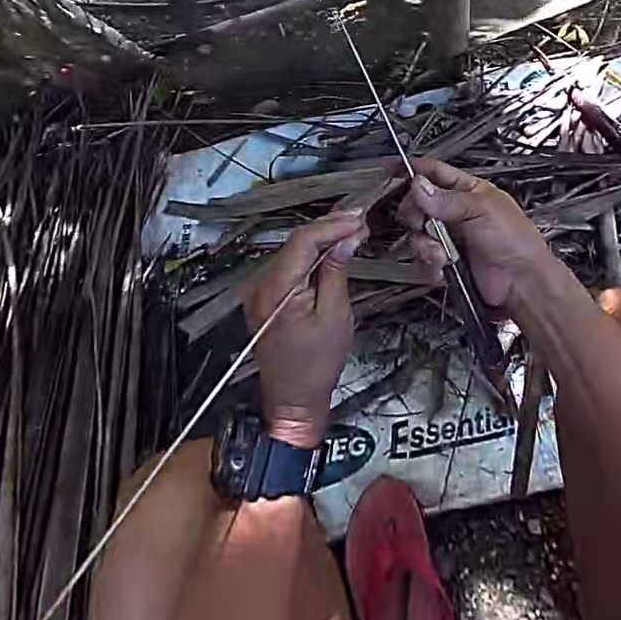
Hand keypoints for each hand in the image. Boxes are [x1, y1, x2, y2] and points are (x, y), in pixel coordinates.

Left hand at [242, 208, 366, 448]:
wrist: (293, 400)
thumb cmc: (315, 366)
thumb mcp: (335, 316)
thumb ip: (337, 272)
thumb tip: (346, 239)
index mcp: (274, 291)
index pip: (303, 241)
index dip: (333, 225)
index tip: (359, 219)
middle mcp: (259, 286)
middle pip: (296, 241)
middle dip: (330, 227)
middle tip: (361, 221)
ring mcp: (259, 290)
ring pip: (293, 249)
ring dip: (323, 237)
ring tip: (352, 230)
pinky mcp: (265, 294)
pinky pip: (290, 263)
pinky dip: (312, 252)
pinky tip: (332, 247)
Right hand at [396, 158, 557, 309]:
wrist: (521, 282)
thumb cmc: (516, 240)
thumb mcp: (481, 209)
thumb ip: (446, 199)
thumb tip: (418, 186)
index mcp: (467, 191)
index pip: (434, 173)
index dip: (414, 170)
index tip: (393, 169)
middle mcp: (455, 212)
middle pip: (417, 204)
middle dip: (416, 214)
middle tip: (424, 220)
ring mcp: (449, 237)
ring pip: (417, 233)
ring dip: (425, 243)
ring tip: (441, 249)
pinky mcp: (445, 261)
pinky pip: (422, 258)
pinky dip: (429, 262)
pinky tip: (444, 263)